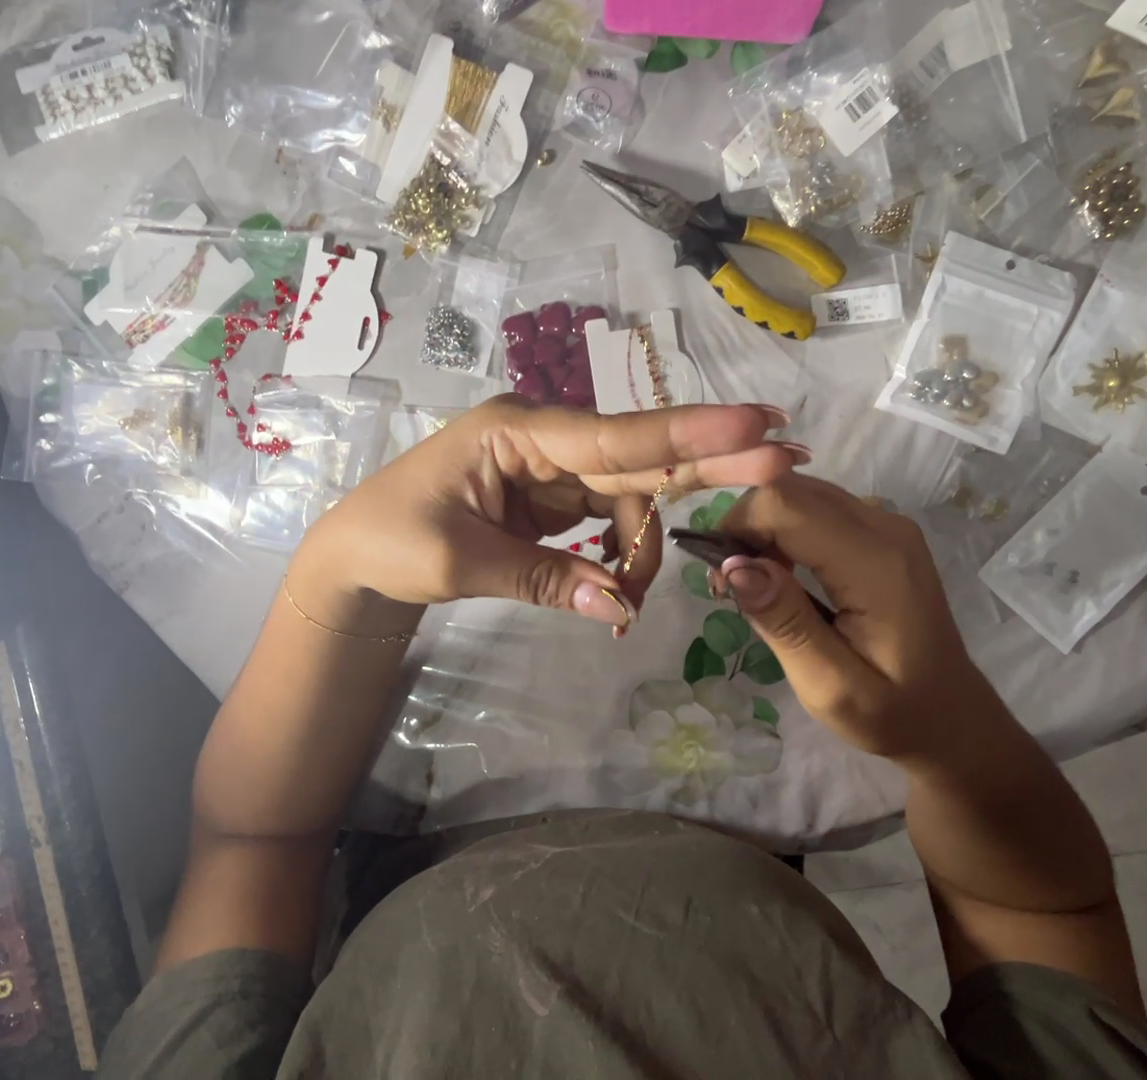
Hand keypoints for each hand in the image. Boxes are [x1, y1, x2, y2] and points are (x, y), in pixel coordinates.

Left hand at [292, 396, 805, 633]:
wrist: (358, 555)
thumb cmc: (393, 542)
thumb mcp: (461, 562)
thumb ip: (545, 580)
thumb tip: (622, 609)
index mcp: (517, 432)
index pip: (615, 436)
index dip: (687, 434)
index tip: (756, 422)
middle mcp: (546, 441)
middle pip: (641, 453)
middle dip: (710, 459)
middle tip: (787, 456)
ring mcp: (554, 469)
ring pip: (633, 494)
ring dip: (648, 545)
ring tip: (631, 598)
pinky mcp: (556, 500)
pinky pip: (612, 521)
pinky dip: (624, 557)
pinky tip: (618, 590)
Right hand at [713, 474, 990, 757]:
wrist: (952, 719)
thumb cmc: (892, 713)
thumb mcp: (831, 686)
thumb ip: (784, 623)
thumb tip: (732, 565)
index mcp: (874, 562)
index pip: (784, 504)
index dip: (737, 527)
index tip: (718, 579)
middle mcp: (885, 527)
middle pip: (790, 489)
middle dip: (744, 525)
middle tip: (727, 585)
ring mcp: (888, 524)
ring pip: (801, 493)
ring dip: (762, 527)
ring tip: (751, 584)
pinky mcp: (883, 533)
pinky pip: (818, 508)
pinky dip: (784, 529)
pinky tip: (780, 575)